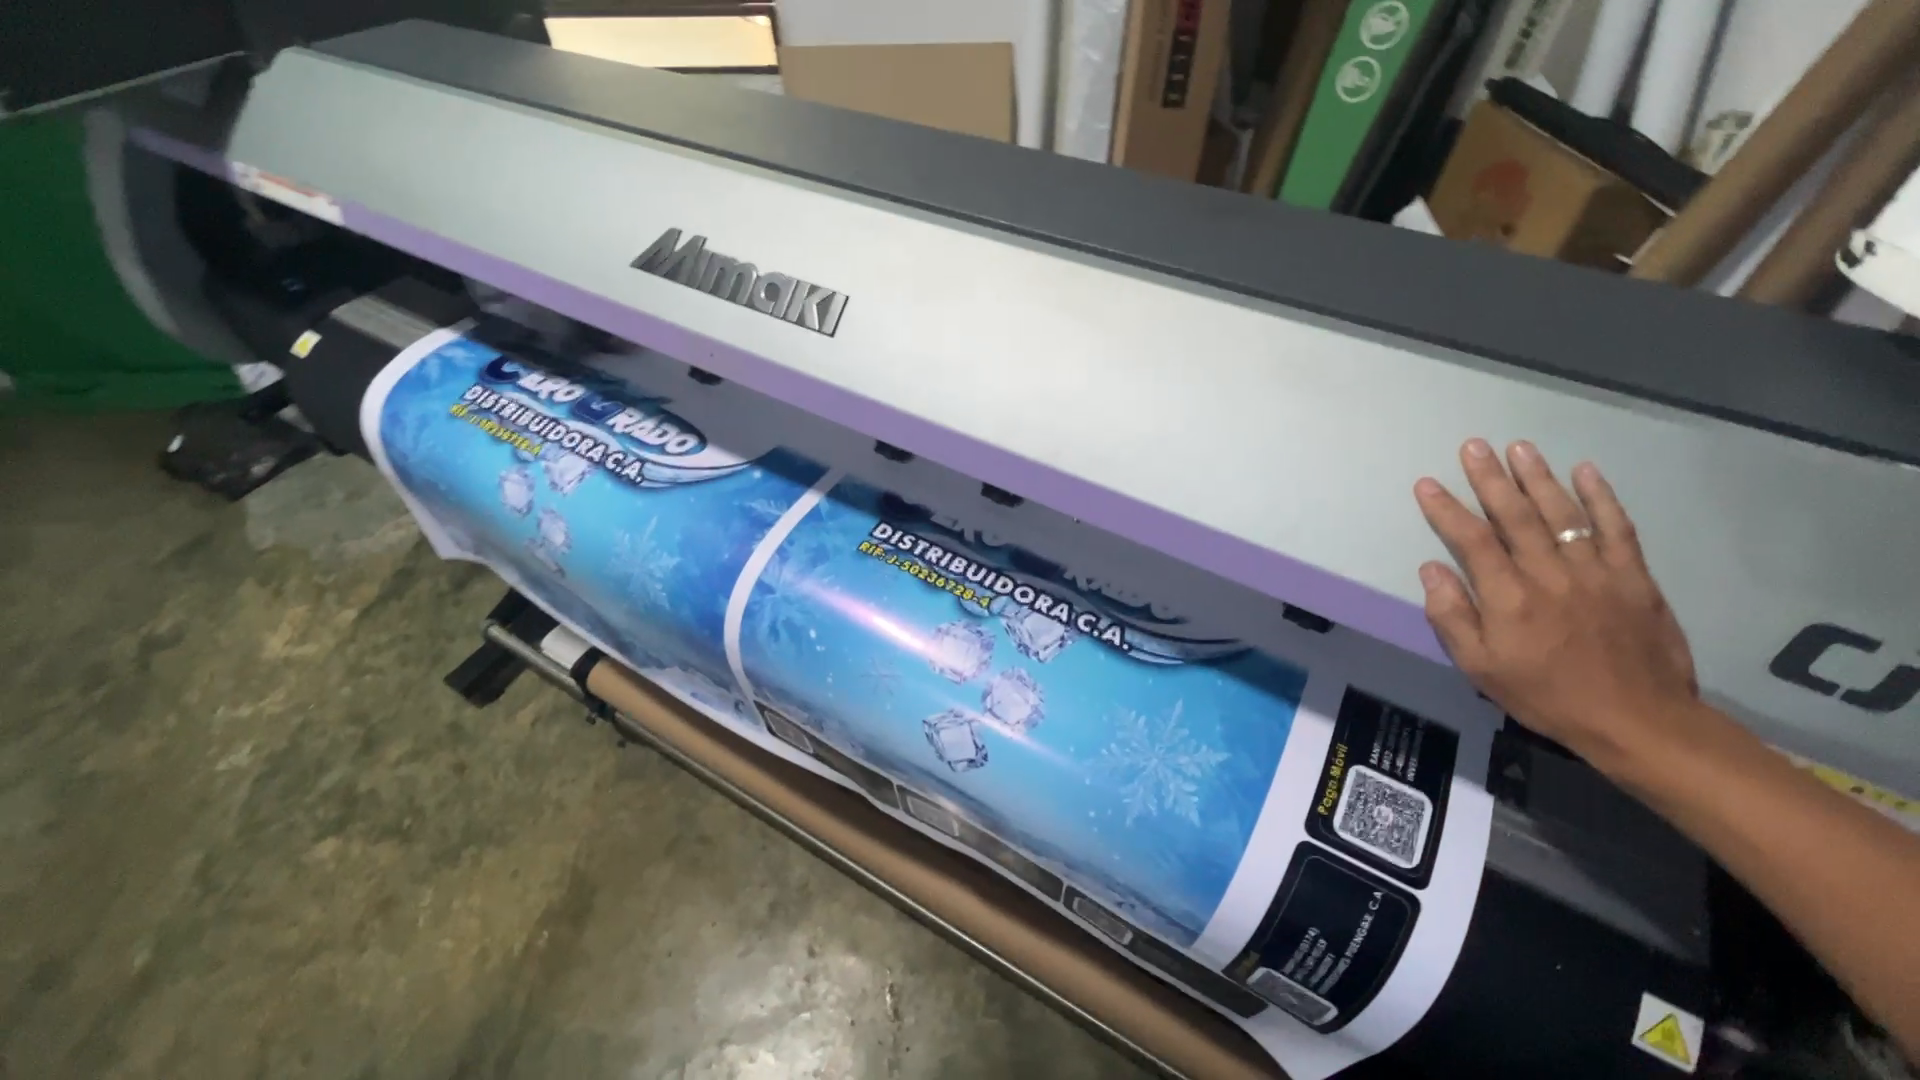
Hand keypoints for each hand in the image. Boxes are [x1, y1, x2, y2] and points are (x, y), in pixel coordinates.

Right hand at [1413, 439, 1698, 763]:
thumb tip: (1432, 570)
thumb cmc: (1546, 696)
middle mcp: (1549, 573)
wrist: (1636, 719)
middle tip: (1474, 446)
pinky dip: (1601, 497)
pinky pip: (1615, 527)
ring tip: (1518, 448)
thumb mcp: (1481, 668)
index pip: (1471, 540)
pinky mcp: (1632, 576)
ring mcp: (1595, 571)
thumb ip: (1453, 617)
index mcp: (1508, 597)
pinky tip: (1585, 472)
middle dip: (1490, 479)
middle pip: (1514, 515)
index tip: (1428, 484)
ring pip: (1561, 512)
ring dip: (1537, 477)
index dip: (1447, 509)